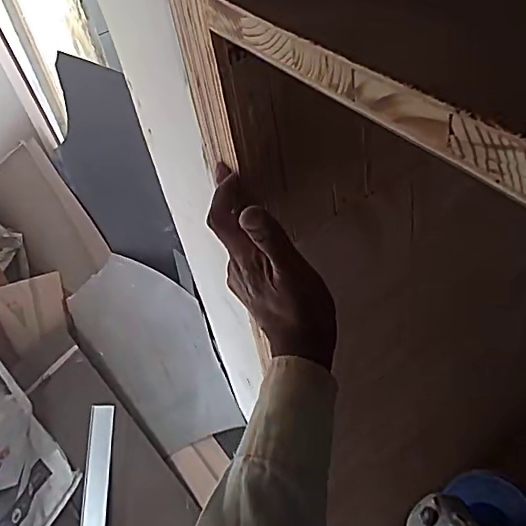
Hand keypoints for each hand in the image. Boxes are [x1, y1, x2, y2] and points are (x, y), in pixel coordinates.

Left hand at [207, 164, 336, 368]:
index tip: (228, 171)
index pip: (220, 219)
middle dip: (226, 199)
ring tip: (247, 198)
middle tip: (232, 175)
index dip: (222, 193)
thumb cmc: (304, 312)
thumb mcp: (293, 271)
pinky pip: (242, 253)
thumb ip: (269, 239)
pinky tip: (260, 236)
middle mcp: (235, 268)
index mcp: (244, 260)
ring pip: (232, 240)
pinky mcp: (251, 288)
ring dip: (236, 217)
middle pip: (222, 227)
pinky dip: (246, 235)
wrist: (303, 353)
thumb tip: (246, 210)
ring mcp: (241, 280)